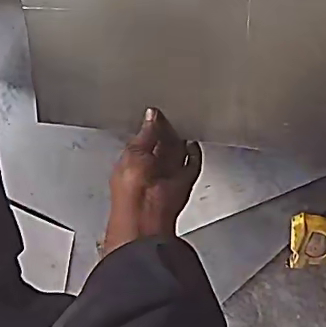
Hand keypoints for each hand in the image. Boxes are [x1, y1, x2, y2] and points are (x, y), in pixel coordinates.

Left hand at [100, 108, 202, 256]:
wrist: (147, 213)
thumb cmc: (131, 189)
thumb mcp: (134, 151)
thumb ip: (146, 132)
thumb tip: (151, 115)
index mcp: (132, 161)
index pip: (143, 140)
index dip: (149, 127)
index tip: (154, 113)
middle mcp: (150, 169)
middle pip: (161, 144)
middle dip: (165, 132)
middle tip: (169, 116)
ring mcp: (168, 175)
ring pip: (176, 152)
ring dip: (179, 141)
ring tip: (182, 124)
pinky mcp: (184, 181)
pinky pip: (192, 164)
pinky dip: (194, 154)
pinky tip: (192, 144)